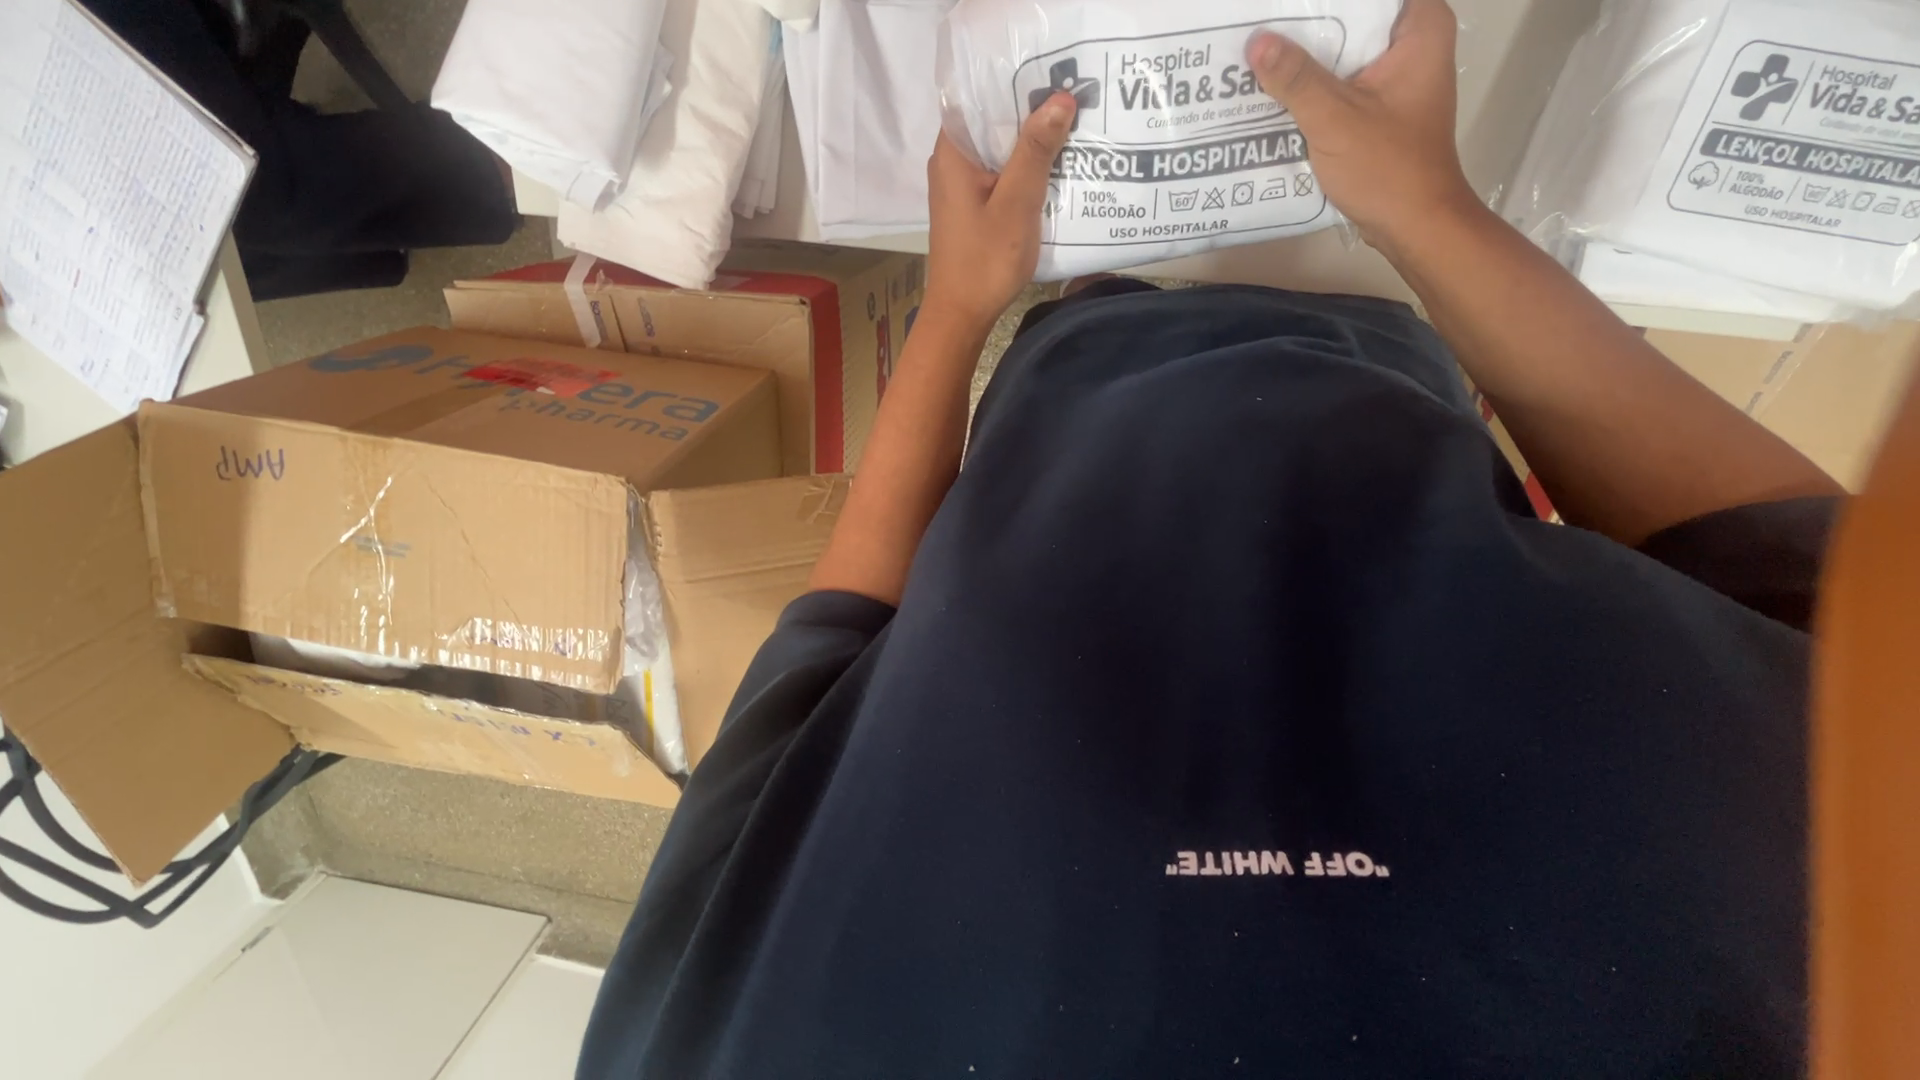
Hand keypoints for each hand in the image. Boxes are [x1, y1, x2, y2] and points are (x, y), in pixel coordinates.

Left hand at [923, 93, 1076, 331]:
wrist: (962, 315)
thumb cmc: (985, 260)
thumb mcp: (1017, 201)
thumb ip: (1036, 150)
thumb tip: (1060, 99)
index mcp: (952, 152)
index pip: (981, 96)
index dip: (1018, 83)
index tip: (1056, 75)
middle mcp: (951, 162)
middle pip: (993, 122)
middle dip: (1032, 112)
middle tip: (1076, 99)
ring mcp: (961, 187)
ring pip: (1000, 150)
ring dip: (1032, 143)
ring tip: (1075, 127)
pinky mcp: (972, 207)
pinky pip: (1001, 175)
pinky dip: (1025, 170)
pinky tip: (1056, 168)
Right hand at [1247, 0, 1480, 255]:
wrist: (1414, 224)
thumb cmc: (1387, 167)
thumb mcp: (1335, 118)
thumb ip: (1296, 79)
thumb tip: (1256, 41)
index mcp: (1419, 29)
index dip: (1325, 0)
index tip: (1288, 4)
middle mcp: (1413, 45)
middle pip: (1353, 18)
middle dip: (1308, 24)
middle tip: (1261, 23)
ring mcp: (1395, 79)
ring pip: (1344, 53)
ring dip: (1305, 58)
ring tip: (1258, 52)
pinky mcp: (1378, 110)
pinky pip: (1340, 84)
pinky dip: (1312, 87)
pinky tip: (1274, 90)